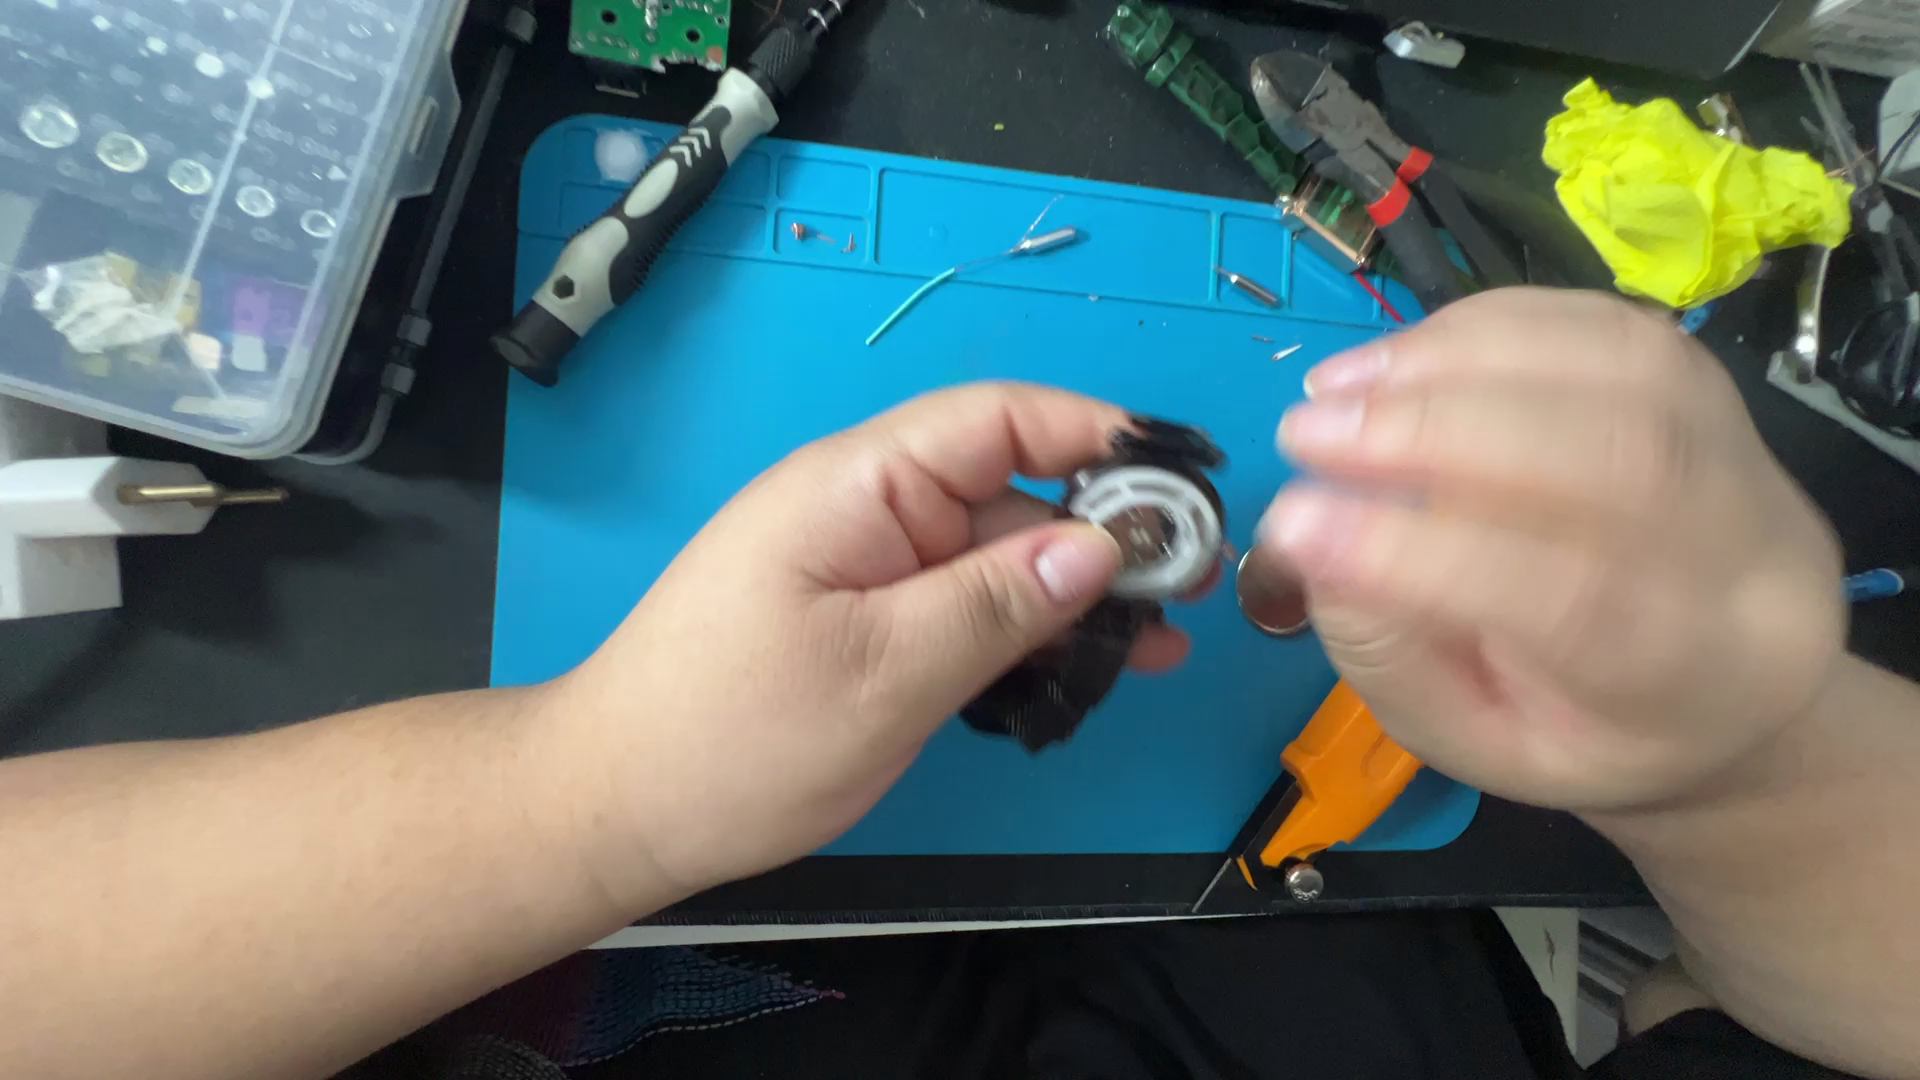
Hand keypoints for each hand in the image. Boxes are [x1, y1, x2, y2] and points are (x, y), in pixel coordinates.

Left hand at [548, 384, 1190, 901]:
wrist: (628, 806)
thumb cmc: (736, 735)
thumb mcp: (881, 672)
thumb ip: (994, 604)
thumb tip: (1101, 547)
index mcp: (862, 486)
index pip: (995, 421)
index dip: (1093, 432)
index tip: (1178, 471)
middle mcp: (878, 512)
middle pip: (1011, 495)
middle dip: (1104, 532)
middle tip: (1190, 583)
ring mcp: (883, 570)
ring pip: (1002, 560)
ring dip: (1078, 595)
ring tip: (1161, 641)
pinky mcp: (885, 621)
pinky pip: (974, 609)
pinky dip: (1032, 633)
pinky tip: (1093, 665)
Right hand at [1258, 288, 1843, 811]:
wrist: (1711, 687)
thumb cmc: (1559, 723)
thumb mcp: (1456, 734)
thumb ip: (1383, 651)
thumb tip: (1305, 538)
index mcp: (1685, 672)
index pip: (1565, 598)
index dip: (1413, 551)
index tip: (1290, 523)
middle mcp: (1741, 551)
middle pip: (1610, 454)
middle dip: (1427, 430)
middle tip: (1303, 433)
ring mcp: (1737, 452)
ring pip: (1616, 362)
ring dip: (1446, 359)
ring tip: (1332, 387)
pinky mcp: (1700, 390)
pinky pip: (1599, 324)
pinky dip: (1476, 327)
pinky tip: (1390, 362)